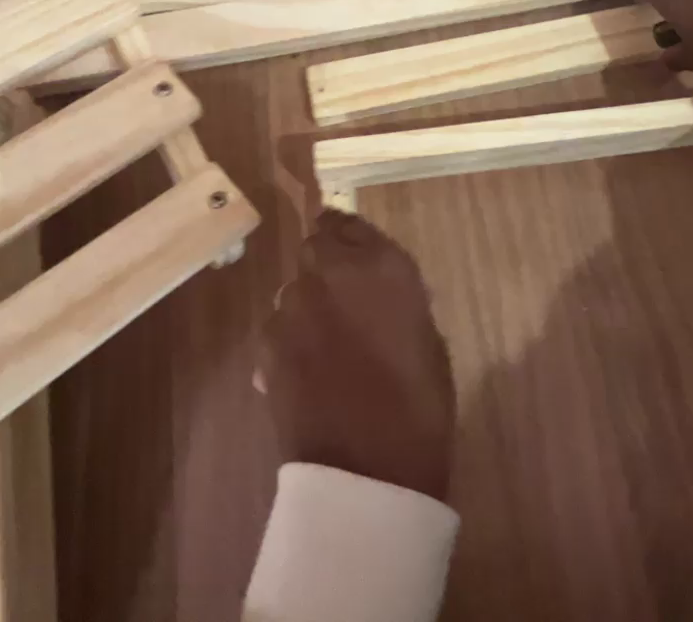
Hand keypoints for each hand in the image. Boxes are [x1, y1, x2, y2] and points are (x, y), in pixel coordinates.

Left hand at [257, 210, 455, 500]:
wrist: (368, 469)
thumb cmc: (420, 405)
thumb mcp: (426, 340)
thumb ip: (397, 301)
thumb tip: (378, 294)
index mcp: (381, 266)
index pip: (347, 222)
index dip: (347, 235)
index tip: (353, 250)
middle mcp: (331, 273)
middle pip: (315, 246)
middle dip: (326, 266)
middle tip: (343, 299)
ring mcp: (292, 308)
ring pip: (294, 289)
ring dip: (308, 306)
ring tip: (327, 345)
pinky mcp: (266, 345)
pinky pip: (278, 328)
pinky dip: (290, 341)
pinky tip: (308, 371)